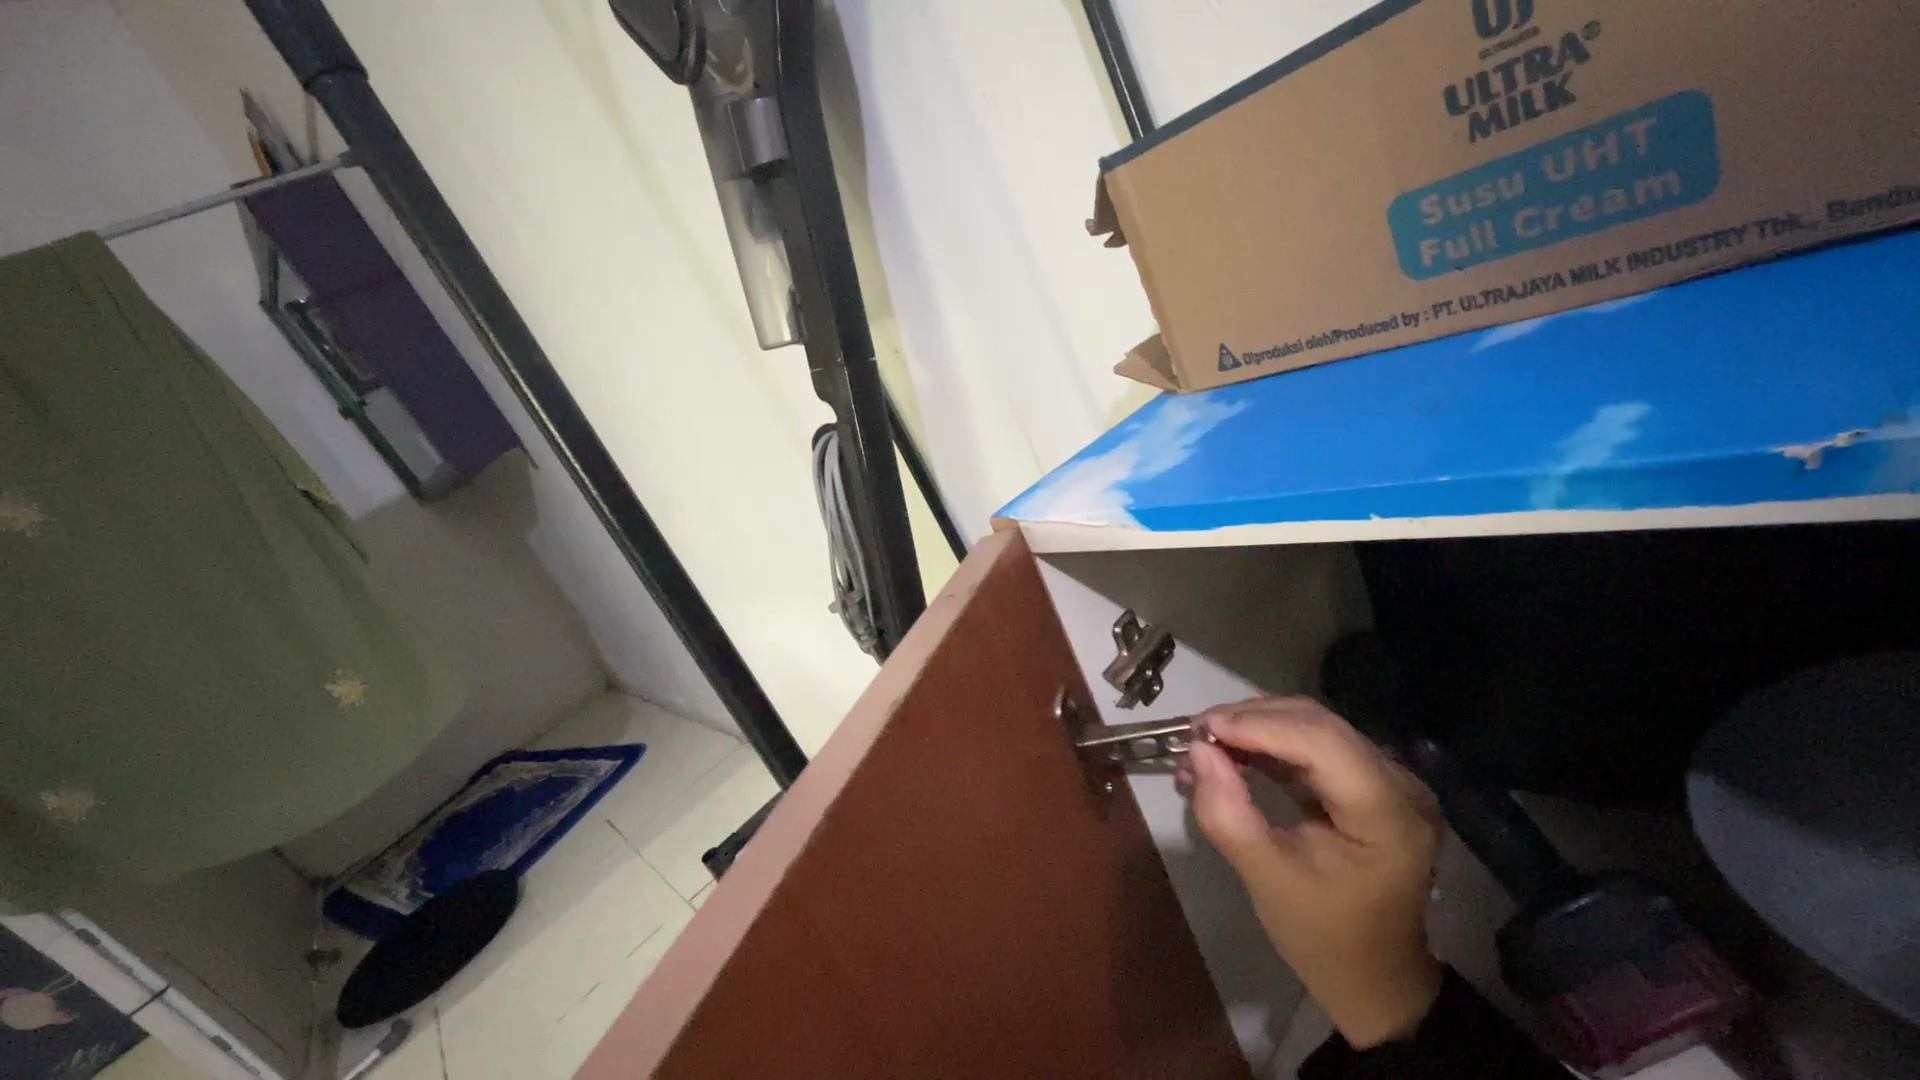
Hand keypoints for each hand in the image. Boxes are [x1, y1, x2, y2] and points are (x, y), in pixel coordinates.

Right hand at [1183, 697, 1444, 1048]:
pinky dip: (1271, 743)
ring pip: (1315, 727)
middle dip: (1252, 720)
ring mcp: (1389, 780)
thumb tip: (1197, 751)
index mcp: (1388, 814)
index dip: (1260, 726)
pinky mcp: (1370, 783)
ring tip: (1206, 742)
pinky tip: (1233, 752)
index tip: (1201, 730)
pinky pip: (1316, 746)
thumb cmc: (1324, 936)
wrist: (1374, 976)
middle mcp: (1400, 783)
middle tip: (1196, 733)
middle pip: (1319, 725)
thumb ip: (1229, 814)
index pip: (1322, 743)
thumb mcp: (1268, 879)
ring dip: (1258, 726)